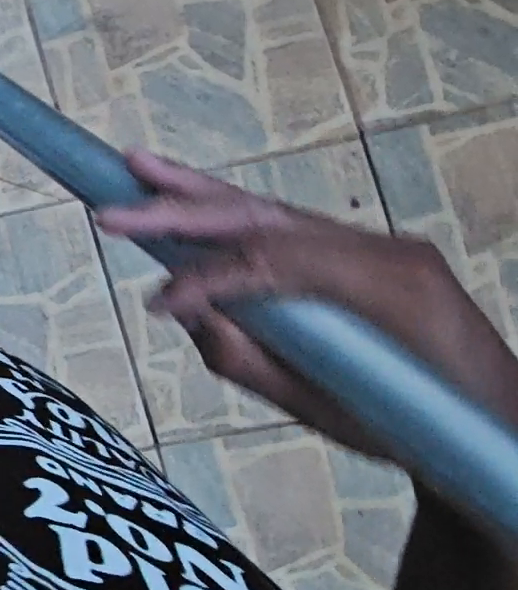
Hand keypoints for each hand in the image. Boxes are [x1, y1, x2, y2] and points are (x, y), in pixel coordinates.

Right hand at [98, 150, 517, 459]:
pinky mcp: (351, 246)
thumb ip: (244, 357)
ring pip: (263, 208)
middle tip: (110, 213)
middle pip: (259, 219)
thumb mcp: (320, 407)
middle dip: (178, 213)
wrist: (496, 423)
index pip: (270, 263)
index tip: (158, 305)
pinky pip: (274, 221)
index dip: (205, 279)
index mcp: (388, 287)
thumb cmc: (409, 425)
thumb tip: (185, 312)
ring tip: (134, 165)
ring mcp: (369, 241)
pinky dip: (219, 205)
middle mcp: (380, 249)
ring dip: (191, 190)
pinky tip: (178, 191)